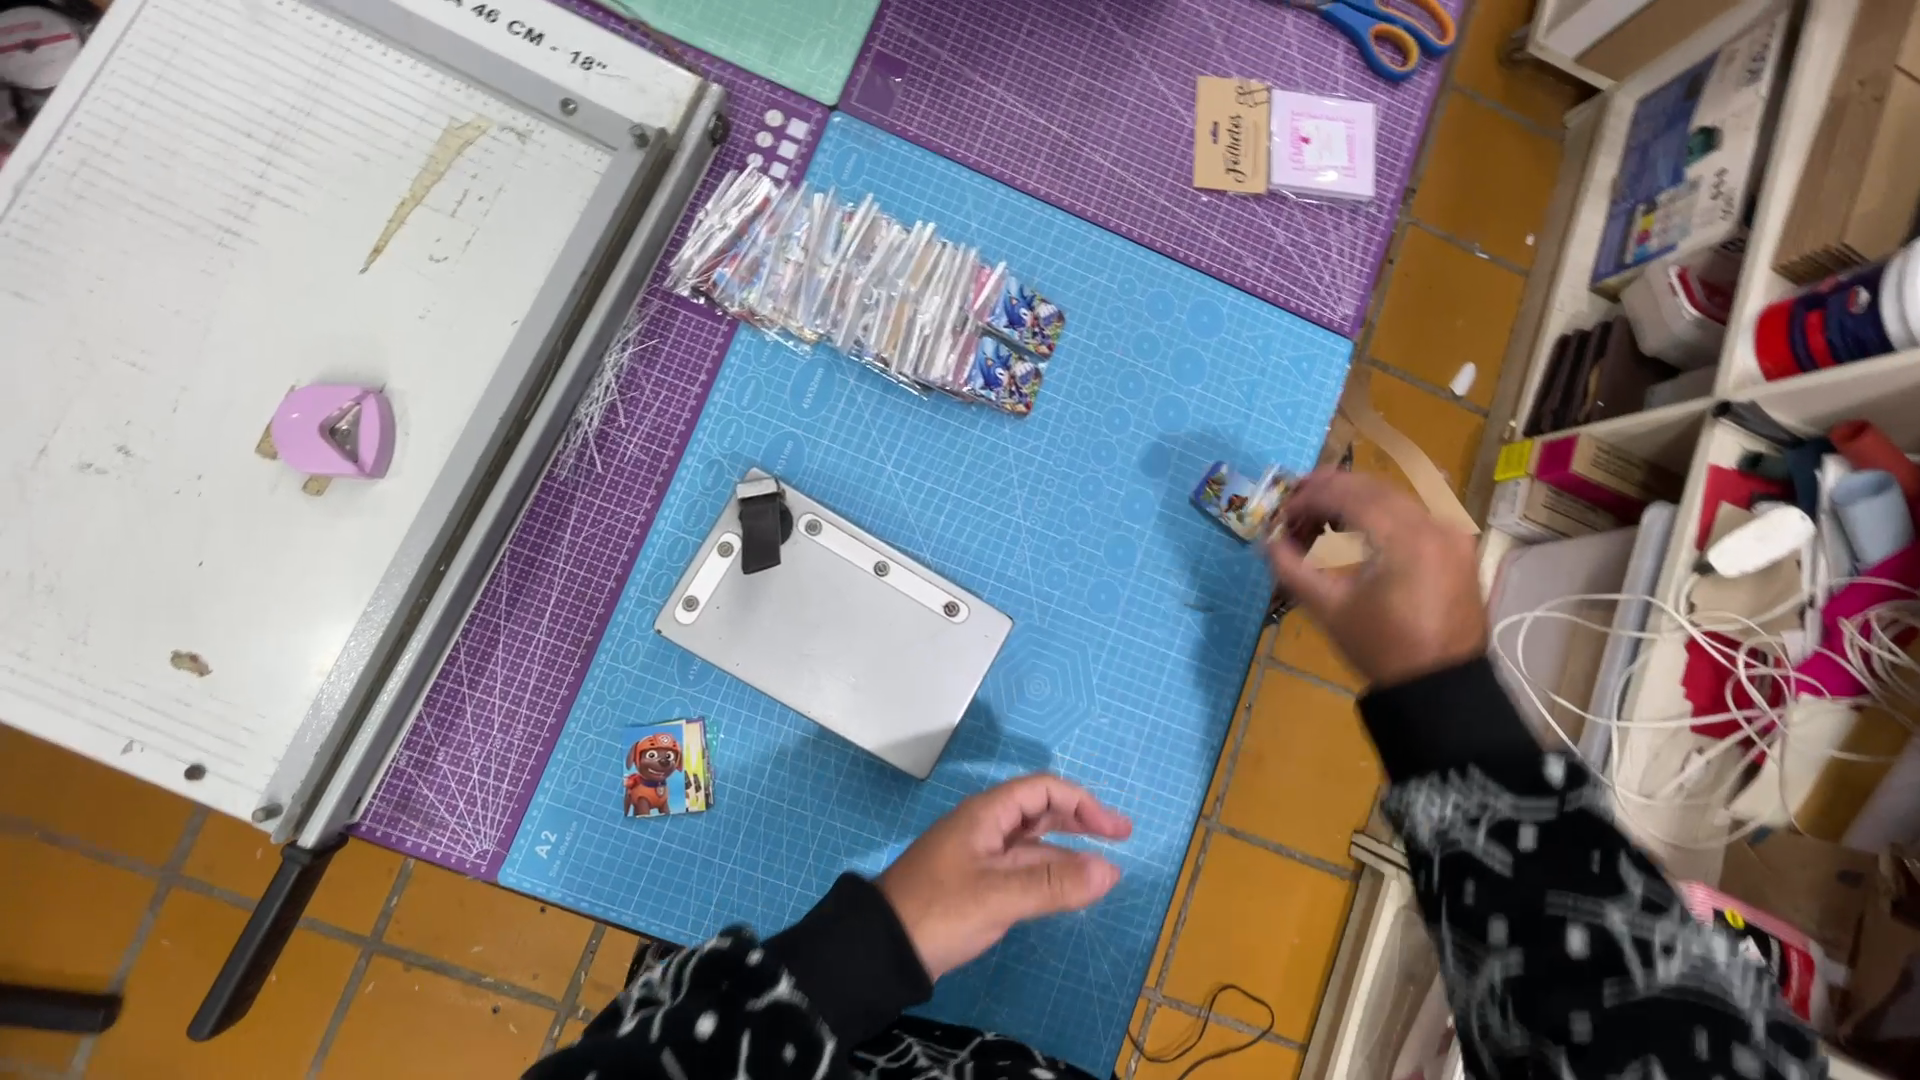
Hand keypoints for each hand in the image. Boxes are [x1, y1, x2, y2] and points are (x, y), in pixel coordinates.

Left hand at [877, 774, 1131, 980]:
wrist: (882, 948)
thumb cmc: (939, 911)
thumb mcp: (999, 896)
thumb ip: (1054, 884)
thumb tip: (1110, 870)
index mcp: (986, 815)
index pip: (1042, 790)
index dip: (1082, 803)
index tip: (1114, 829)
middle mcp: (985, 827)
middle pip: (1039, 811)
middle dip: (1080, 820)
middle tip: (1120, 837)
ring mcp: (979, 855)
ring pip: (1032, 842)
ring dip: (1067, 850)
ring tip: (1104, 868)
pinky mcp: (976, 883)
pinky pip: (1021, 867)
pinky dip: (1048, 872)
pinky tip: (1067, 889)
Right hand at [1264, 468, 1485, 687]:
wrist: (1442, 683)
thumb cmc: (1381, 648)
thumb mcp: (1327, 609)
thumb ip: (1291, 567)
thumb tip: (1268, 540)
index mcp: (1402, 538)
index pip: (1346, 495)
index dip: (1308, 497)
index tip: (1282, 512)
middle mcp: (1433, 523)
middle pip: (1372, 487)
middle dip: (1330, 489)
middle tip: (1296, 501)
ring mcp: (1451, 532)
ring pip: (1395, 495)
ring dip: (1355, 497)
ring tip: (1323, 514)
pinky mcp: (1458, 545)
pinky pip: (1416, 511)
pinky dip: (1384, 509)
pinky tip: (1361, 522)